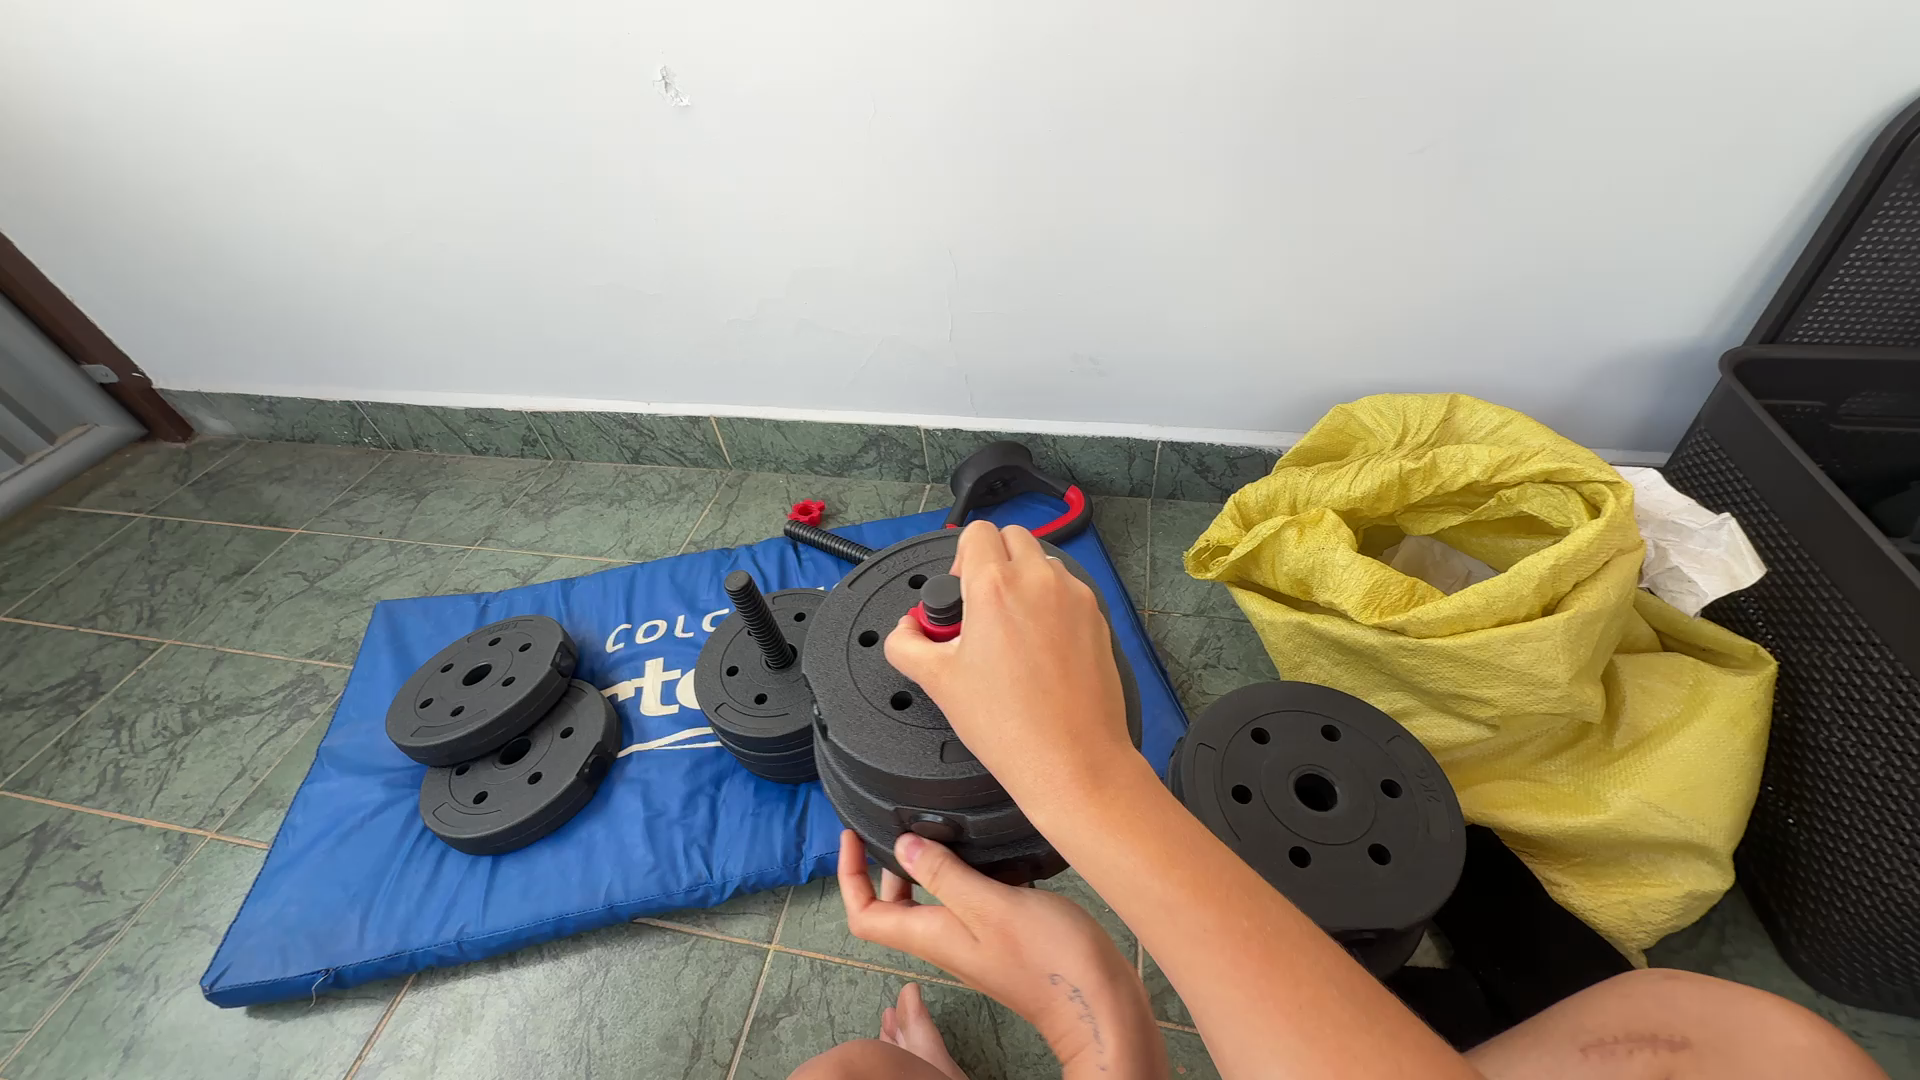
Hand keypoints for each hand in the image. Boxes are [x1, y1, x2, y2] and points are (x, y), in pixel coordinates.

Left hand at [837, 830, 1161, 1074]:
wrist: (1098, 1003)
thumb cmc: (1048, 959)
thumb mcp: (989, 905)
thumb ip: (943, 874)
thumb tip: (900, 846)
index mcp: (931, 934)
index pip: (865, 914)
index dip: (850, 876)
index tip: (853, 836)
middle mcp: (945, 938)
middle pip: (893, 904)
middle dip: (886, 863)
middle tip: (902, 823)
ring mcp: (972, 937)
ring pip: (929, 897)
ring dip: (926, 863)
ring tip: (942, 827)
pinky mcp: (999, 932)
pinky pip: (964, 897)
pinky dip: (962, 870)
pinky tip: (985, 850)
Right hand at [884, 522, 1137, 810]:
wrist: (1073, 758)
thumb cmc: (1009, 724)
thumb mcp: (938, 682)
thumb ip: (907, 644)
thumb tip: (905, 631)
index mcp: (995, 586)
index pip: (976, 533)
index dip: (960, 558)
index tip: (959, 592)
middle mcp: (1039, 580)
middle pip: (1012, 537)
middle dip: (993, 560)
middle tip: (982, 606)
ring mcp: (1075, 597)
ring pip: (1043, 562)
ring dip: (1024, 579)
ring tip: (1012, 628)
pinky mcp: (1098, 617)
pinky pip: (1069, 590)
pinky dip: (1052, 602)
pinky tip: (1041, 646)